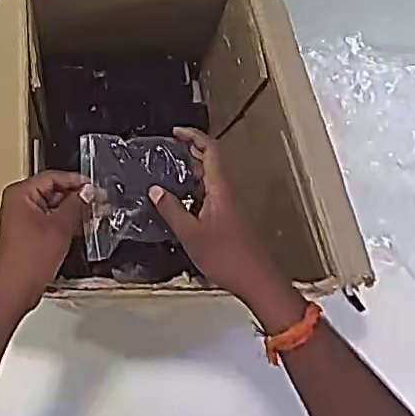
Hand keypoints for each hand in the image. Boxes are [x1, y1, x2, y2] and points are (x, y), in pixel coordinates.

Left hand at [0, 171, 91, 321]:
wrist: (14, 289)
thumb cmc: (26, 260)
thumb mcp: (59, 227)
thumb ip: (75, 206)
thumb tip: (86, 192)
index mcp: (20, 193)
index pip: (52, 177)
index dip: (75, 181)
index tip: (93, 186)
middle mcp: (18, 202)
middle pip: (53, 191)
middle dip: (76, 197)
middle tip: (97, 201)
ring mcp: (22, 218)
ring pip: (53, 207)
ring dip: (73, 211)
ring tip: (95, 214)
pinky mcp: (28, 233)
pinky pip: (49, 220)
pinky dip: (65, 223)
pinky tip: (82, 227)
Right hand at [149, 128, 304, 322]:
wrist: (259, 283)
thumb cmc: (229, 259)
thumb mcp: (190, 234)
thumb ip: (171, 209)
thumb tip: (155, 190)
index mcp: (220, 189)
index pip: (210, 150)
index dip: (193, 136)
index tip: (175, 132)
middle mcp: (227, 193)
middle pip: (211, 160)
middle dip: (189, 149)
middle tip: (167, 148)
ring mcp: (230, 205)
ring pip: (210, 177)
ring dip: (191, 169)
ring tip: (169, 170)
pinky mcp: (229, 218)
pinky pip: (210, 193)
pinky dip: (195, 188)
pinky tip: (180, 199)